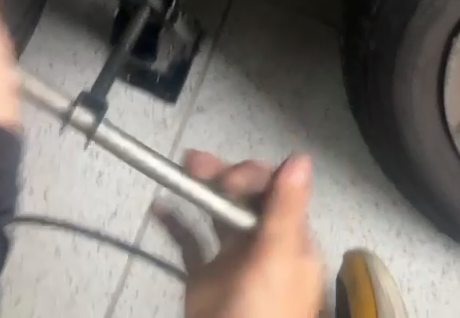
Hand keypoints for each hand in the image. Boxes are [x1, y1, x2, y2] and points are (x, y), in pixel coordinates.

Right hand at [152, 151, 325, 317]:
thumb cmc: (258, 316)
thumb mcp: (277, 263)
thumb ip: (286, 210)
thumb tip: (301, 158)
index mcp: (289, 243)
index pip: (274, 191)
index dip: (250, 176)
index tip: (226, 180)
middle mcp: (263, 248)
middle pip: (244, 198)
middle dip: (221, 174)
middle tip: (192, 163)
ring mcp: (232, 265)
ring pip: (216, 215)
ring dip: (198, 190)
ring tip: (179, 170)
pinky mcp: (204, 284)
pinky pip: (189, 244)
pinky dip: (174, 224)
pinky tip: (158, 207)